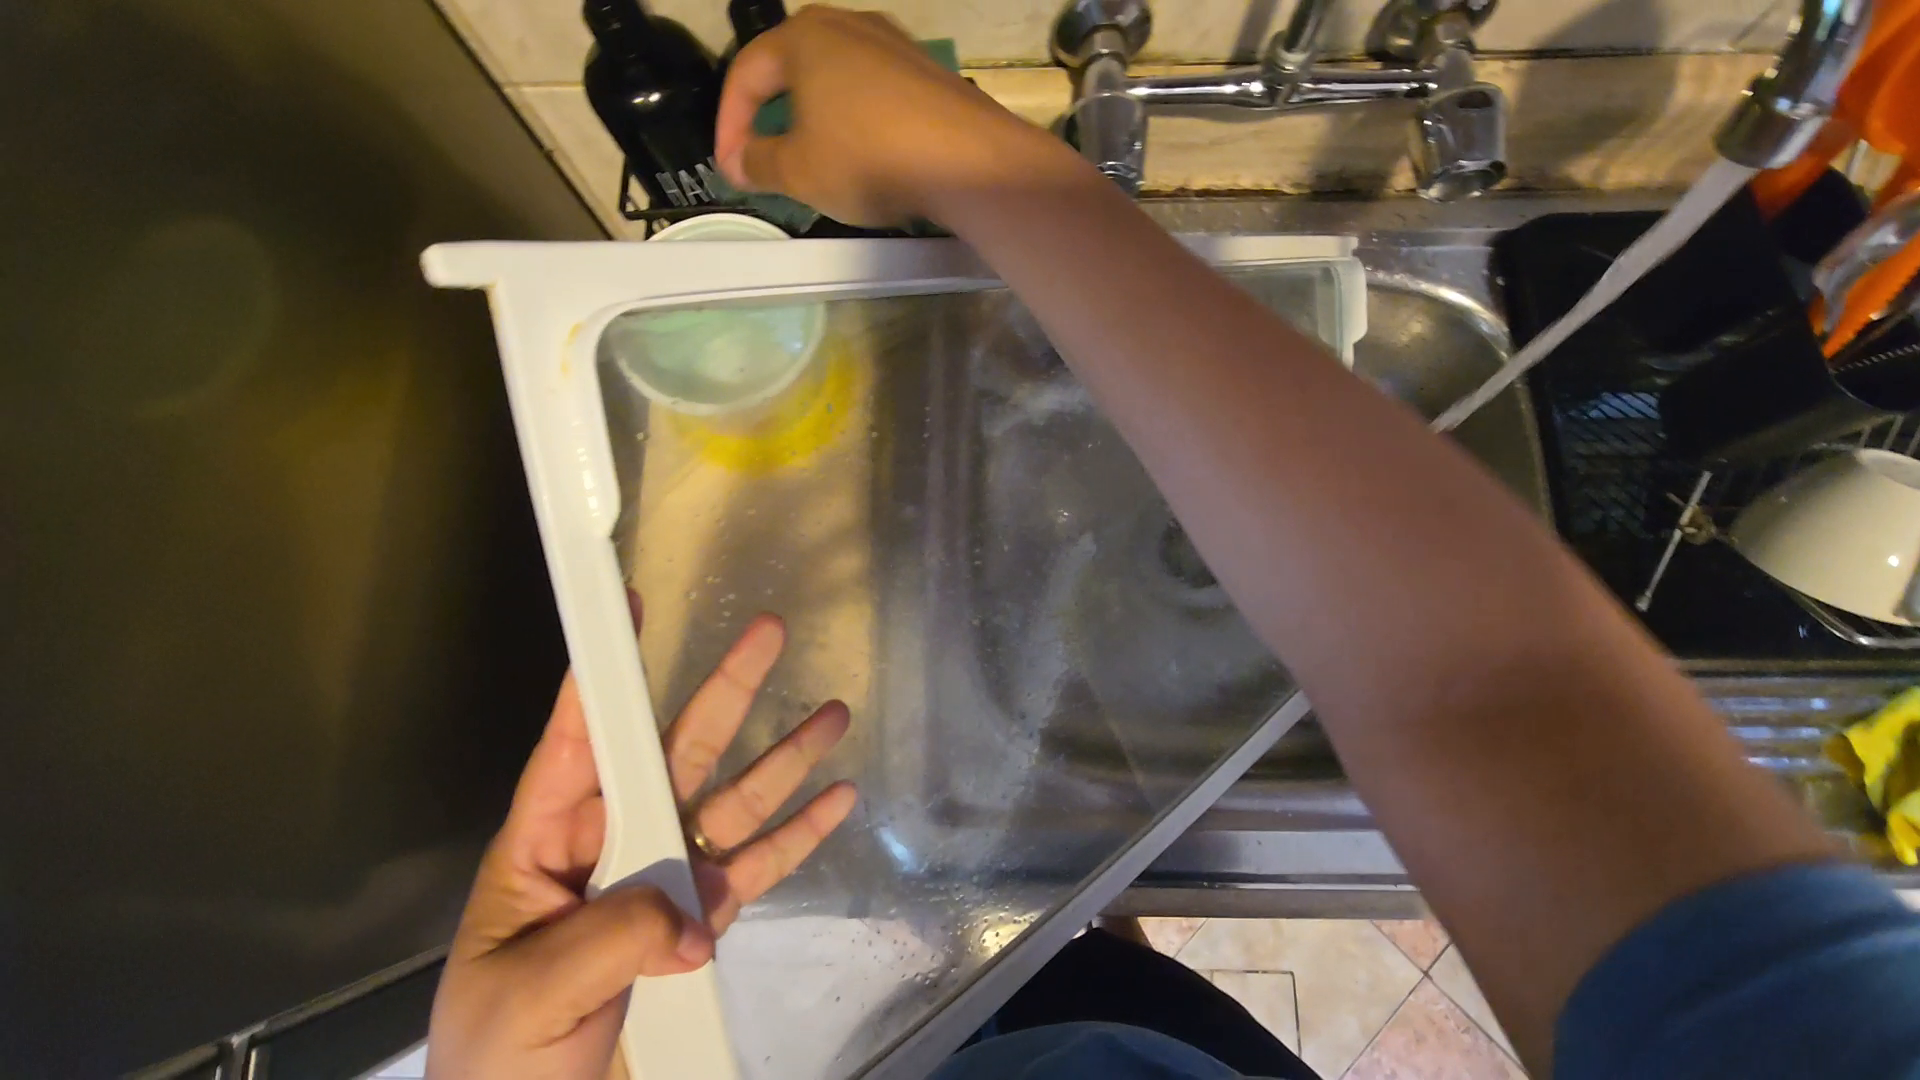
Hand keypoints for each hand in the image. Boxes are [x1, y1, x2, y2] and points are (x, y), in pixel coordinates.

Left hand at [427, 597, 856, 1079]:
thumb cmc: (499, 1062)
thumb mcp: (531, 994)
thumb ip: (612, 938)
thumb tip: (700, 913)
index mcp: (548, 843)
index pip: (577, 744)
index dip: (603, 677)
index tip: (628, 613)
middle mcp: (616, 842)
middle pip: (677, 751)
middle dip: (726, 691)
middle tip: (769, 633)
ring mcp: (667, 876)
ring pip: (733, 800)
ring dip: (786, 758)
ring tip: (834, 714)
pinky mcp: (706, 915)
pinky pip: (760, 865)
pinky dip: (800, 834)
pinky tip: (837, 801)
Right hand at [714, 5, 1087, 226]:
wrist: (966, 161)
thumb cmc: (867, 158)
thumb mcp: (799, 171)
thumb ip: (759, 163)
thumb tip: (739, 161)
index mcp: (805, 37)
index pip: (747, 72)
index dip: (729, 124)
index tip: (730, 167)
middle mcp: (849, 25)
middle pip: (793, 69)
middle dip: (772, 116)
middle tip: (766, 158)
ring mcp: (895, 46)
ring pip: (837, 82)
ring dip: (816, 121)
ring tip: (814, 162)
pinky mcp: (928, 75)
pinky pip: (876, 97)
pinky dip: (857, 125)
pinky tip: (865, 158)